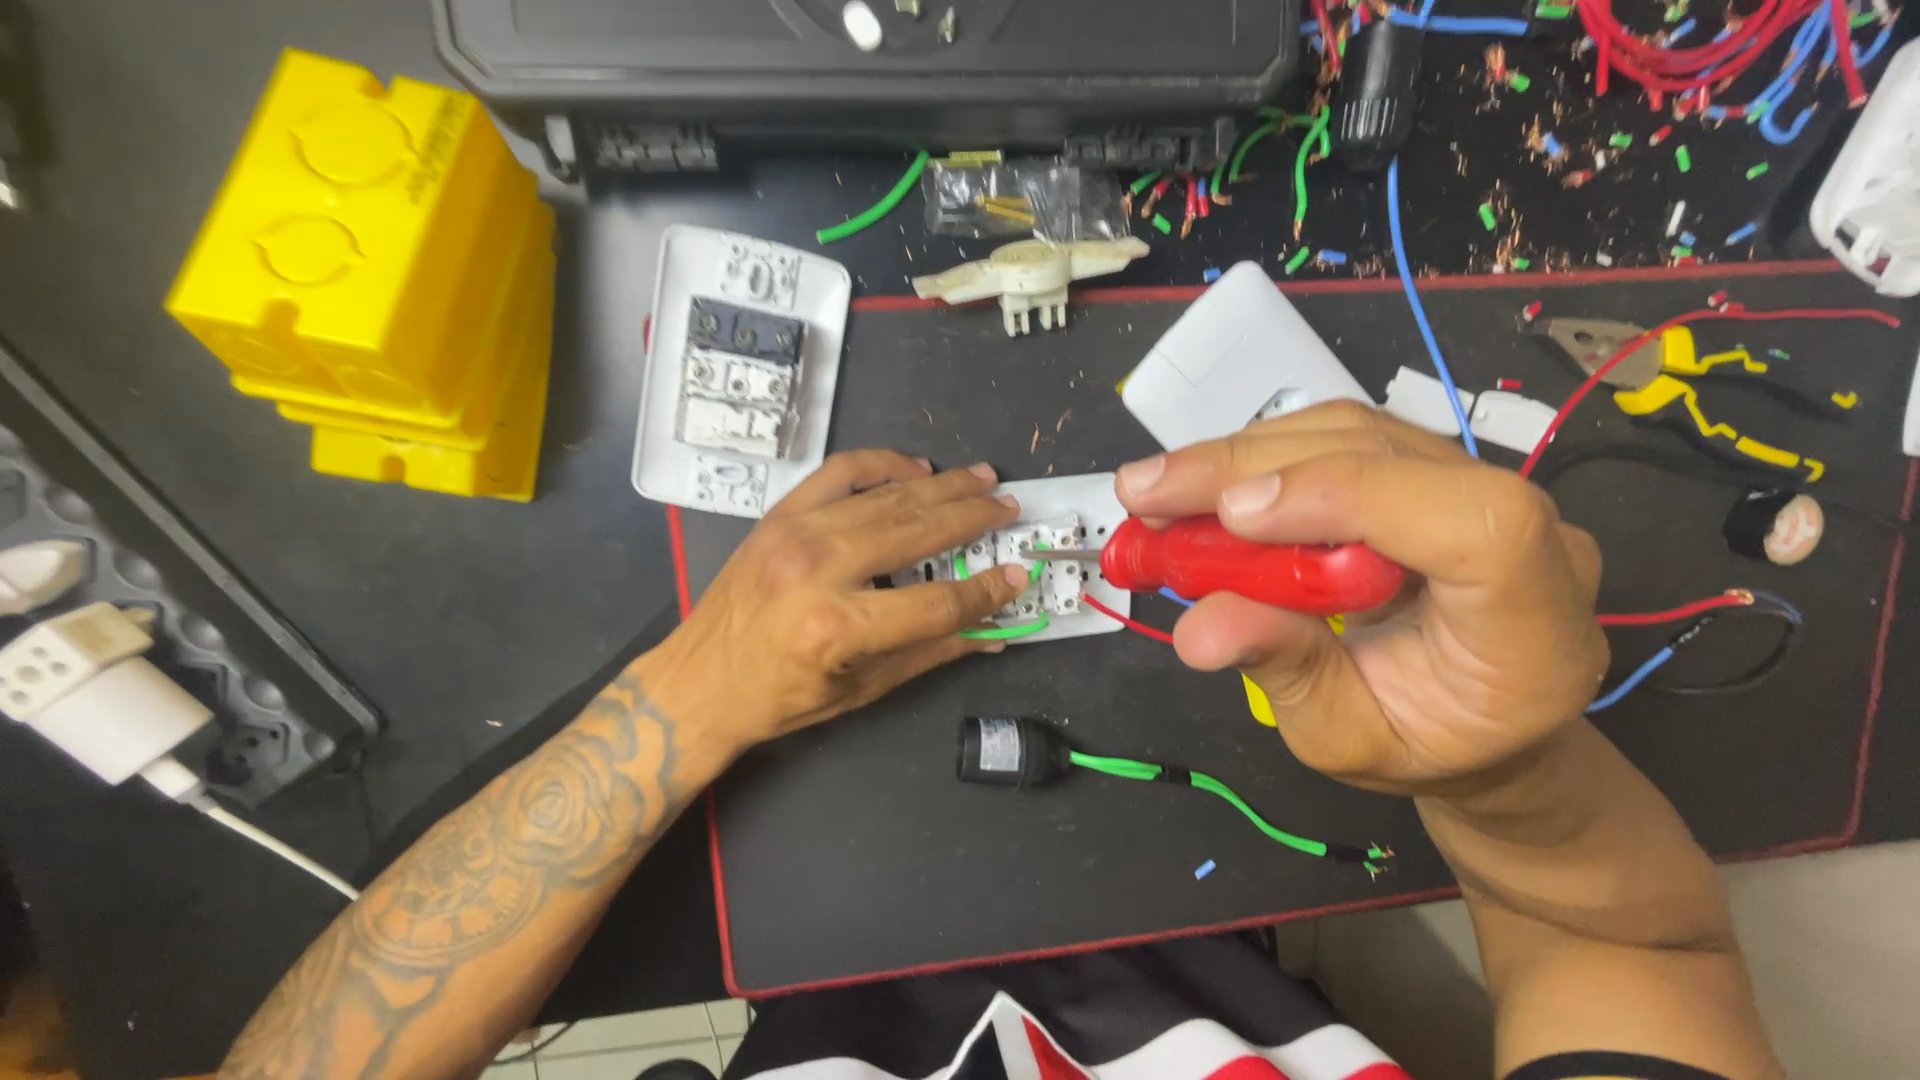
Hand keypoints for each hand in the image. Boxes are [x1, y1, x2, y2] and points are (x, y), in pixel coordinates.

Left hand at [654, 451, 1030, 751]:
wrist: (700, 681)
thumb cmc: (781, 698)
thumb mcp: (863, 689)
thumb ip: (933, 652)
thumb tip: (996, 632)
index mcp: (839, 628)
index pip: (936, 602)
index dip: (985, 591)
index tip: (1018, 574)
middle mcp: (818, 571)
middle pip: (916, 533)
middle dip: (971, 518)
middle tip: (1008, 507)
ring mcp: (795, 534)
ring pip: (886, 498)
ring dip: (940, 486)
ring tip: (982, 479)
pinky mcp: (779, 516)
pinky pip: (839, 472)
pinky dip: (882, 463)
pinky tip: (915, 467)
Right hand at [1114, 402, 1608, 797]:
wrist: (1475, 716)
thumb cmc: (1423, 739)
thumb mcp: (1346, 736)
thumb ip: (1286, 674)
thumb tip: (1197, 628)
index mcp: (1530, 622)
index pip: (1476, 522)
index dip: (1352, 497)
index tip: (1235, 516)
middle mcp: (1522, 532)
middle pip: (1389, 455)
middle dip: (1251, 467)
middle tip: (1145, 493)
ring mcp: (1471, 487)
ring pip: (1353, 431)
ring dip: (1238, 455)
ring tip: (1154, 491)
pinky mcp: (1421, 469)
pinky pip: (1337, 437)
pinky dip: (1256, 455)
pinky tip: (1199, 485)